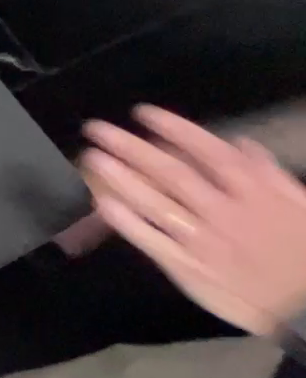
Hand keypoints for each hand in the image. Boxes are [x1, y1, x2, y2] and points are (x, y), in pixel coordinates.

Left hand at [82, 106, 305, 335]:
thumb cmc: (304, 251)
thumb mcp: (302, 208)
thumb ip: (269, 176)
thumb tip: (241, 143)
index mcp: (260, 195)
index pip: (212, 154)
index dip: (177, 130)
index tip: (142, 112)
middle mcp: (227, 212)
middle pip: (173, 173)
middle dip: (132, 148)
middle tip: (96, 128)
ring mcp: (203, 239)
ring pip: (156, 202)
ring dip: (121, 178)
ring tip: (91, 156)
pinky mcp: (186, 265)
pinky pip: (151, 239)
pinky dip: (126, 221)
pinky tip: (101, 203)